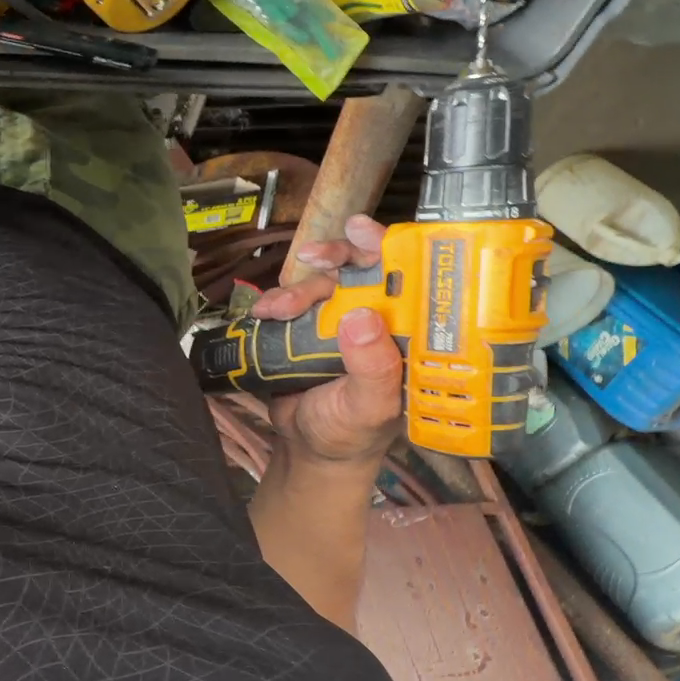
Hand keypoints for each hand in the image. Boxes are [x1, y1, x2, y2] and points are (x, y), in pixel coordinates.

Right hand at [250, 215, 403, 463]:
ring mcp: (341, 322)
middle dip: (338, 256)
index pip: (414, 281)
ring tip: (275, 310)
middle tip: (313, 256)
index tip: (366, 231)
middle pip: (365, 269)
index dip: (397, 248)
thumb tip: (361, 316)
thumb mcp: (368, 407)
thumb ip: (372, 368)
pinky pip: (293, 301)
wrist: (303, 448)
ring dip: (297, 288)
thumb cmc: (349, 434)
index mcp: (410, 336)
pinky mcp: (307, 328)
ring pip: (324, 283)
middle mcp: (381, 321)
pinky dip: (276, 300)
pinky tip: (264, 311)